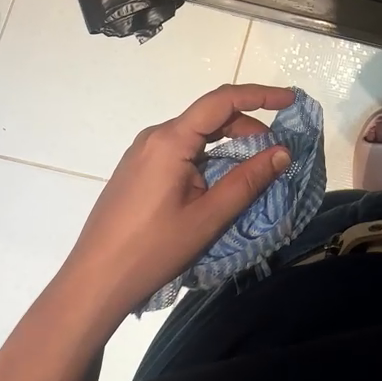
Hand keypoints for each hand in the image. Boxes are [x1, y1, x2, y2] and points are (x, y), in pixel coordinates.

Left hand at [60, 83, 295, 315]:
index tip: (289, 99)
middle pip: (210, 116)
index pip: (222, 100)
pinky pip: (181, 149)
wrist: (92, 285)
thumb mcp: (208, 217)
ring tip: (252, 169)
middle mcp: (155, 136)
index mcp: (171, 140)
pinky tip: (218, 181)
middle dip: (248, 126)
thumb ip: (248, 180)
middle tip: (275, 150)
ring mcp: (142, 152)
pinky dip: (208, 155)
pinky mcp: (137, 170)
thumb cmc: (151, 250)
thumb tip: (283, 152)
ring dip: (228, 143)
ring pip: (196, 134)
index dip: (259, 95)